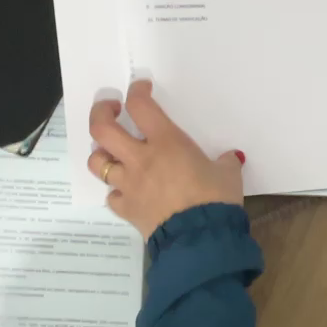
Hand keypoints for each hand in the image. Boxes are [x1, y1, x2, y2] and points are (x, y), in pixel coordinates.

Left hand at [87, 79, 244, 237]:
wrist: (201, 237)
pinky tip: (127, 192)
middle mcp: (140, 159)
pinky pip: (112, 197)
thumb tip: (230, 158)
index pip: (140, 106)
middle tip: (112, 110)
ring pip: (97, 162)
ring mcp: (129, 185)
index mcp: (166, 142)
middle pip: (102, 129)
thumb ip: (225, 162)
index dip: (137, 92)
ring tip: (113, 153)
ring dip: (102, 155)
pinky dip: (116, 192)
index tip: (141, 89)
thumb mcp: (229, 174)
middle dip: (100, 113)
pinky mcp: (127, 210)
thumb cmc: (216, 198)